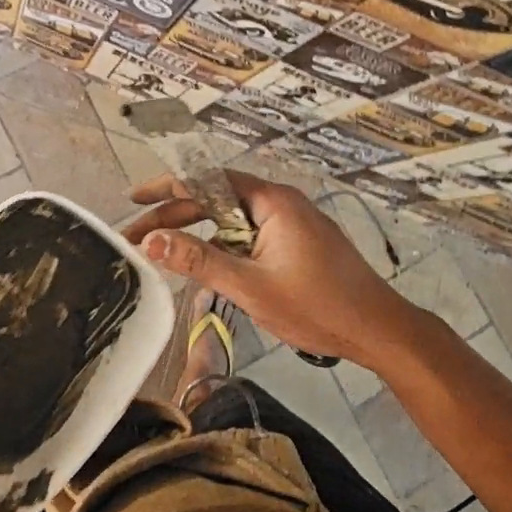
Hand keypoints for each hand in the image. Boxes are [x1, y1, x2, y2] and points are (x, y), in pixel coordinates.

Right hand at [125, 172, 415, 365]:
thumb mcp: (250, 286)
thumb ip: (198, 261)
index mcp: (270, 201)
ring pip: (231, 220)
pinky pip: (247, 236)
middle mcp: (278, 203)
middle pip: (216, 200)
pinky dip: (222, 247)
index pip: (207, 181)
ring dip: (197, 234)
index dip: (167, 189)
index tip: (134, 199)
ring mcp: (289, 223)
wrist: (378, 330)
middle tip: (135, 234)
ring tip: (160, 251)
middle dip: (175, 216)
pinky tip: (203, 265)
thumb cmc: (316, 306)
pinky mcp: (295, 243)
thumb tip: (150, 241)